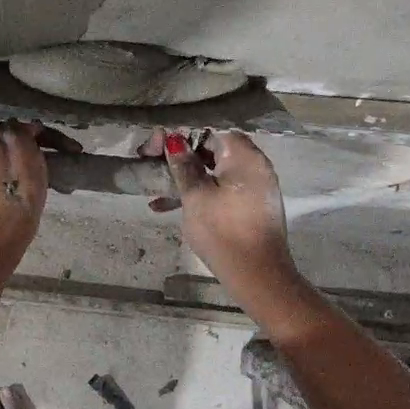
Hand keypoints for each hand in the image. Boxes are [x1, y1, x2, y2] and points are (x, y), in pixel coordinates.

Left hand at [0, 118, 70, 249]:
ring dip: (47, 148)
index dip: (38, 110)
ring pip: (21, 140)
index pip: (12, 104)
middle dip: (47, 134)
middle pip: (18, 123)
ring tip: (73, 158)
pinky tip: (60, 172)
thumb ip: (23, 121)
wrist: (2, 231)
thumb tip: (27, 117)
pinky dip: (38, 161)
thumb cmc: (13, 186)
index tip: (62, 117)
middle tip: (74, 147)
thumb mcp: (23, 143)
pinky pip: (19, 157)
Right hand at [162, 130, 299, 288]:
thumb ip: (183, 165)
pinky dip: (201, 193)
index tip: (153, 150)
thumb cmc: (222, 230)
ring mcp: (256, 188)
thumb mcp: (195, 195)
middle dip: (180, 158)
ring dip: (186, 179)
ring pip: (215, 172)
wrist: (257, 275)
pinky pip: (223, 190)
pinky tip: (171, 208)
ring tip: (157, 194)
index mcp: (244, 157)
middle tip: (152, 167)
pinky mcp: (252, 207)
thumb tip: (174, 140)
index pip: (209, 132)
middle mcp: (255, 166)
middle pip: (213, 151)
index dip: (180, 137)